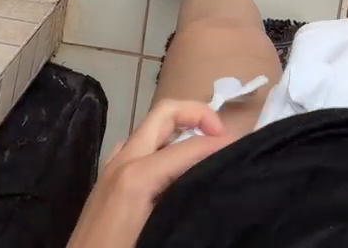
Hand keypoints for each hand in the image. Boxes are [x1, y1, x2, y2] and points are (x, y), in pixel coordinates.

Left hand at [102, 98, 238, 198]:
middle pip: (165, 113)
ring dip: (180, 126)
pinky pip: (138, 146)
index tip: (242, 148)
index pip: (189, 146)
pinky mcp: (105, 181)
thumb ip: (187, 201)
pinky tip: (173, 169)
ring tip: (205, 148)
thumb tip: (215, 183)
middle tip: (222, 135)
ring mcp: (111, 168)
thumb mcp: (160, 235)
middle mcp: (123, 162)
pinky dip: (161, 143)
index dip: (219, 145)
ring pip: (150, 127)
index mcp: (137, 176)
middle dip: (198, 113)